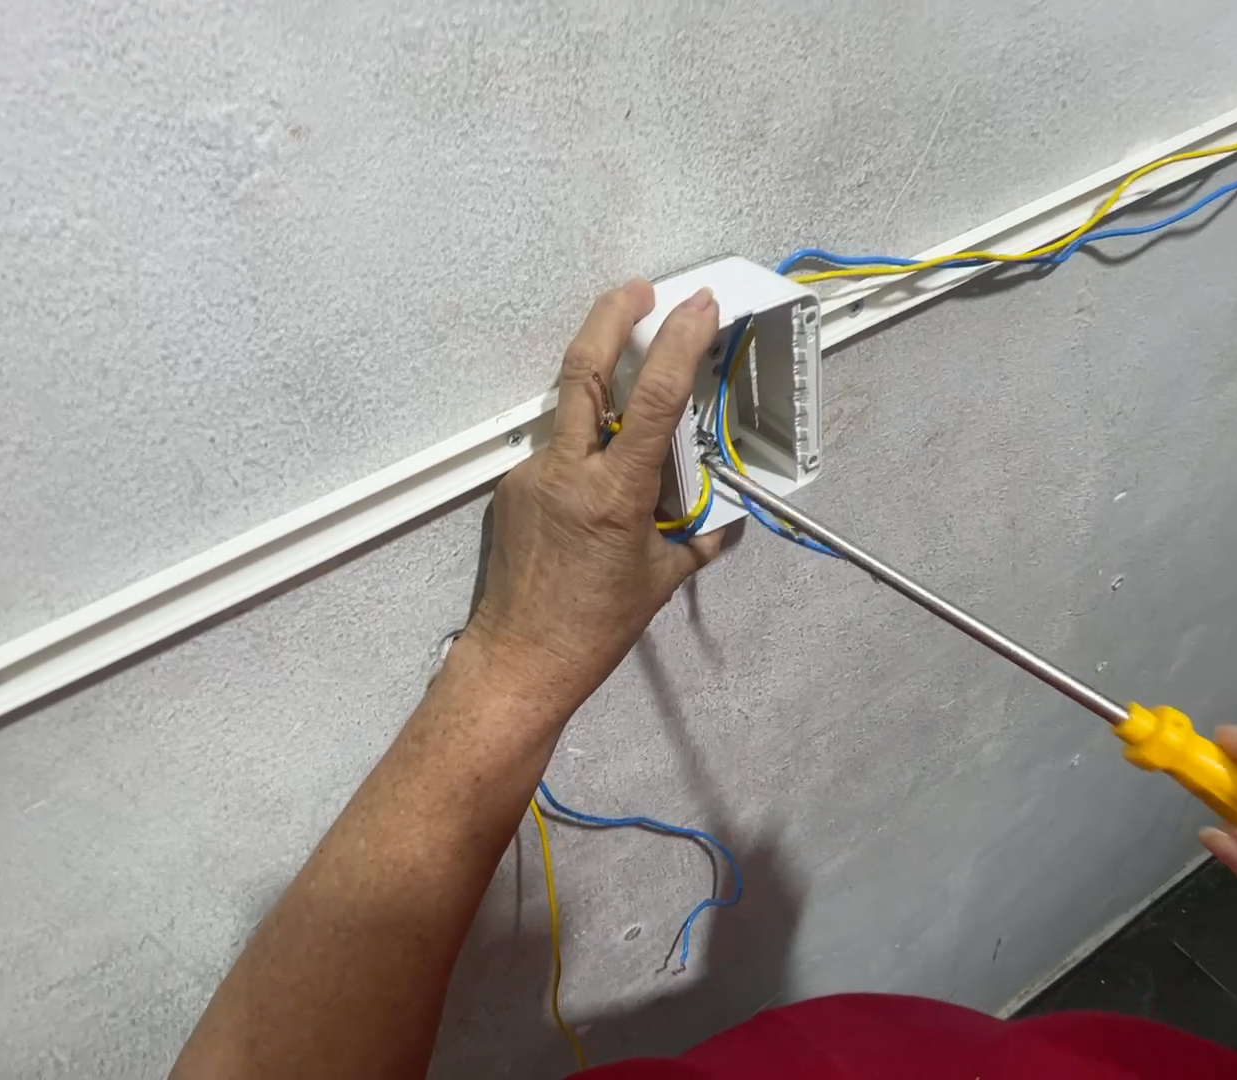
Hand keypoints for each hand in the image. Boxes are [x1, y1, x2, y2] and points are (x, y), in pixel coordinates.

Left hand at [461, 279, 725, 713]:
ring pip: (566, 407)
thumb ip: (698, 542)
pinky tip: (596, 473)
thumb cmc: (596, 627)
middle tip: (637, 288)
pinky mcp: (511, 487)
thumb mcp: (660, 581)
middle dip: (610, 316)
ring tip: (628, 369)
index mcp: (615, 494)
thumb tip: (724, 521)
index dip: (679, 344)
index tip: (697, 306)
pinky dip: (582, 444)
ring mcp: (532, 475)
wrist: (519, 657)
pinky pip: (555, 450)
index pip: (653, 400)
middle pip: (583, 370)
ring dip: (597, 377)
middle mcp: (568, 471)